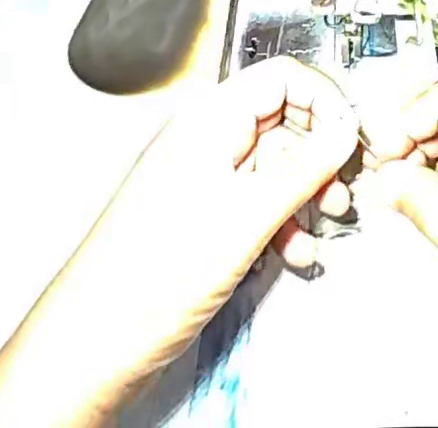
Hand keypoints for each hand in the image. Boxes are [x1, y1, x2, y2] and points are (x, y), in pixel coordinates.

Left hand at [0, 57, 358, 426]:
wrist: (84, 360)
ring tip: (331, 215)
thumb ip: (307, 166)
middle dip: (324, 148)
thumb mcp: (248, 215)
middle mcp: (208, 139)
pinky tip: (299, 248)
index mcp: (208, 121)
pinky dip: (288, 217)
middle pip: (287, 118)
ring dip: (312, 188)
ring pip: (280, 161)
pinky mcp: (208, 213)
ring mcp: (207, 177)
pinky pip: (264, 197)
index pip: (283, 76)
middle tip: (350, 174)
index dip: (325, 97)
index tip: (353, 130)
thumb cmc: (147, 283)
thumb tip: (348, 128)